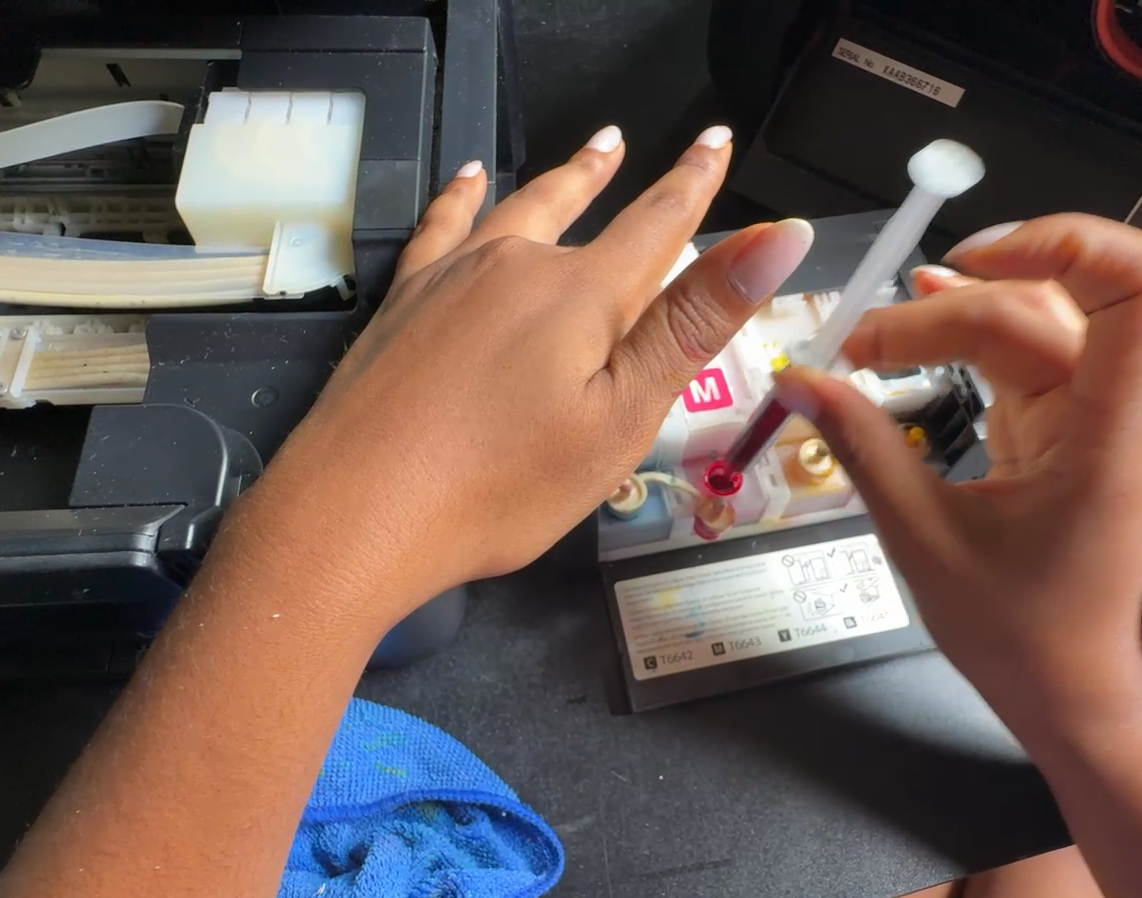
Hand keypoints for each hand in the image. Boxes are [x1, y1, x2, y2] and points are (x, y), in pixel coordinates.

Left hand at [239, 125, 814, 622]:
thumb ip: (694, 324)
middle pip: (580, 210)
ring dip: (555, 181)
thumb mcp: (620, 417)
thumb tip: (780, 236)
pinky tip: (468, 180)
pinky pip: (439, 228)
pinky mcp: (402, 303)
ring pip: (515, 211)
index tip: (715, 141)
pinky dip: (460, 198)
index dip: (693, 185)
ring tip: (585, 154)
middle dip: (614, 176)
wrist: (360, 513)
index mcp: (581, 296)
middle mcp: (516, 266)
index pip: (656, 224)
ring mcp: (450, 278)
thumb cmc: (506, 484)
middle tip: (631, 142)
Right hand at [772, 216, 1141, 738]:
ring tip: (873, 335)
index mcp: (1115, 436)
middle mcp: (1128, 411)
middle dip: (948, 311)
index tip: (966, 262)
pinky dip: (972, 341)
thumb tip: (798, 381)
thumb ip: (862, 446)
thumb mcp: (920, 535)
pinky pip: (1030, 359)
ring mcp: (1107, 417)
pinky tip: (920, 328)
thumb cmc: (1008, 627)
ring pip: (1037, 325)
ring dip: (954, 319)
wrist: (1062, 684)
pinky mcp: (1078, 429)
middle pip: (1049, 307)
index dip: (1068, 243)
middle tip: (856, 346)